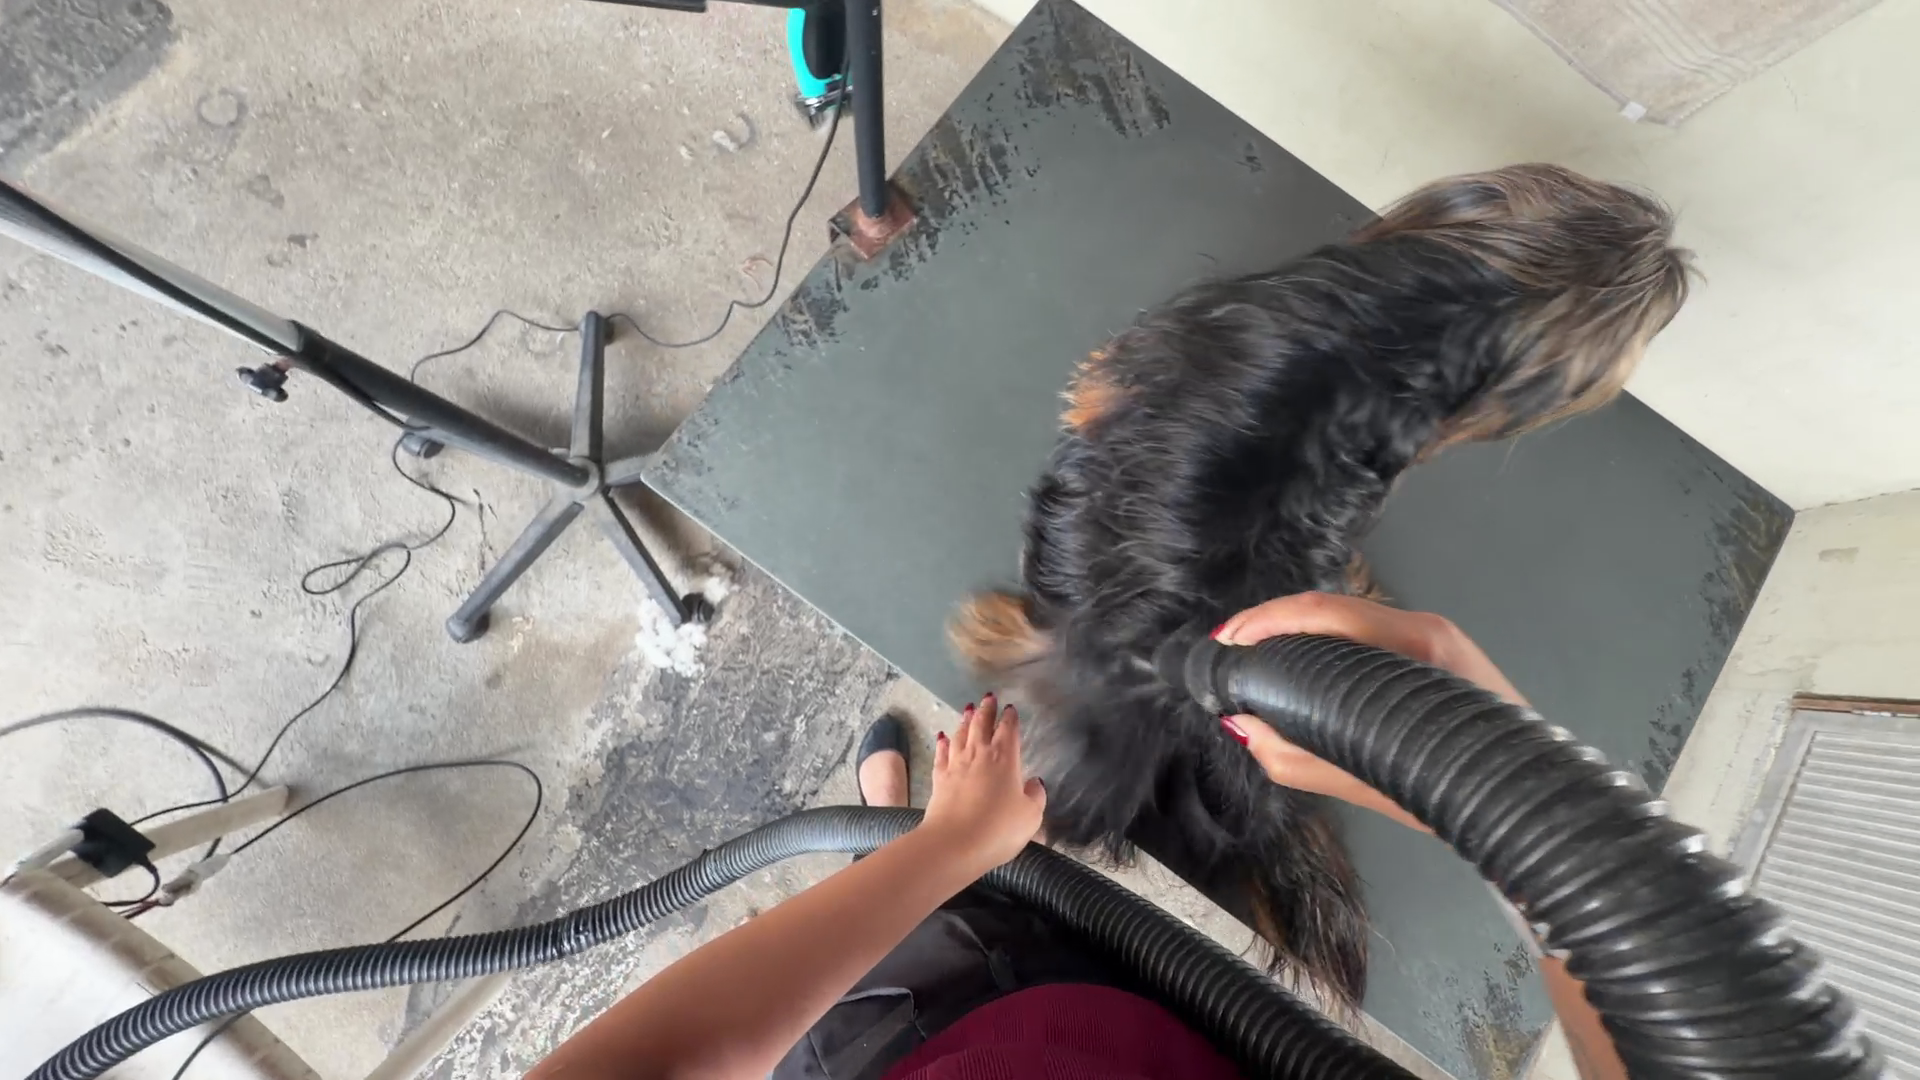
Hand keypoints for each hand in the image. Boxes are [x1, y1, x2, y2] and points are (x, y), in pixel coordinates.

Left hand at [919, 693, 1045, 871]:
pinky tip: (942, 736)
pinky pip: (941, 754)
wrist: (954, 843)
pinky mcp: (939, 778)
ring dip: (965, 720)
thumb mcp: (1030, 817)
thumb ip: (1035, 797)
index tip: (1010, 708)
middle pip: (982, 725)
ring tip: (969, 709)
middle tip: (988, 697)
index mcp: (1004, 758)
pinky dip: (943, 743)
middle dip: (986, 710)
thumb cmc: (998, 829)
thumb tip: (1035, 783)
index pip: (1008, 730)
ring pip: (961, 734)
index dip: (1010, 718)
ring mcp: (956, 765)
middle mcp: (979, 754)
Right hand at [1215, 592, 1524, 832]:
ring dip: (1287, 625)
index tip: (1226, 643)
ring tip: (1246, 649)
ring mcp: (1427, 630)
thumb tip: (1239, 725)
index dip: (1266, 621)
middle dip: (1267, 620)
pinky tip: (1290, 652)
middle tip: (1226, 646)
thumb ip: (1300, 759)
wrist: (1540, 799)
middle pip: (1326, 604)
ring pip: (1339, 612)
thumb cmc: (1464, 792)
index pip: (1324, 613)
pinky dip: (1314, 634)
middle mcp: (1421, 627)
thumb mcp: (1374, 786)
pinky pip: (1355, 626)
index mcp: (1416, 650)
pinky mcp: (1427, 641)